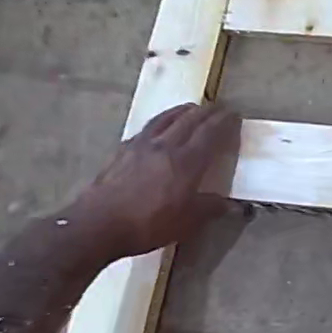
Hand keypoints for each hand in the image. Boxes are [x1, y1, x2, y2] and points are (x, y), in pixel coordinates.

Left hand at [60, 103, 240, 260]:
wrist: (97, 225)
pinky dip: (160, 123)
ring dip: (182, 110)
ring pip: (165, 118)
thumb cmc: (148, 224)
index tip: (234, 114)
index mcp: (186, 161)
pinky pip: (146, 129)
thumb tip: (233, 205)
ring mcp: (140, 145)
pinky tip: (159, 129)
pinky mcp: (122, 151)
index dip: (224, 122)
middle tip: (218, 108)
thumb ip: (211, 208)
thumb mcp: (187, 222)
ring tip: (191, 108)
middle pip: (189, 119)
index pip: (210, 133)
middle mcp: (165, 146)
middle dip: (206, 111)